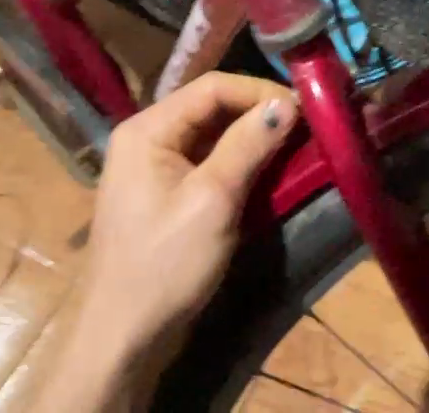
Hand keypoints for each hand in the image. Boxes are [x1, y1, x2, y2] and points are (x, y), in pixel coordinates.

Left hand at [35, 72, 297, 411]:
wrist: (121, 342)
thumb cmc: (165, 265)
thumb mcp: (213, 201)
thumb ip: (249, 145)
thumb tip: (287, 102)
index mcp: (147, 129)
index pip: (213, 87)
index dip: (260, 91)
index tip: (305, 109)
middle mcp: (147, 137)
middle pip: (212, 106)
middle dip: (259, 113)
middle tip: (306, 127)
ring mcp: (154, 166)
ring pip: (213, 133)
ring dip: (253, 137)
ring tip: (295, 145)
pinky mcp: (165, 193)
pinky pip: (207, 160)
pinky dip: (239, 161)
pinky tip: (268, 170)